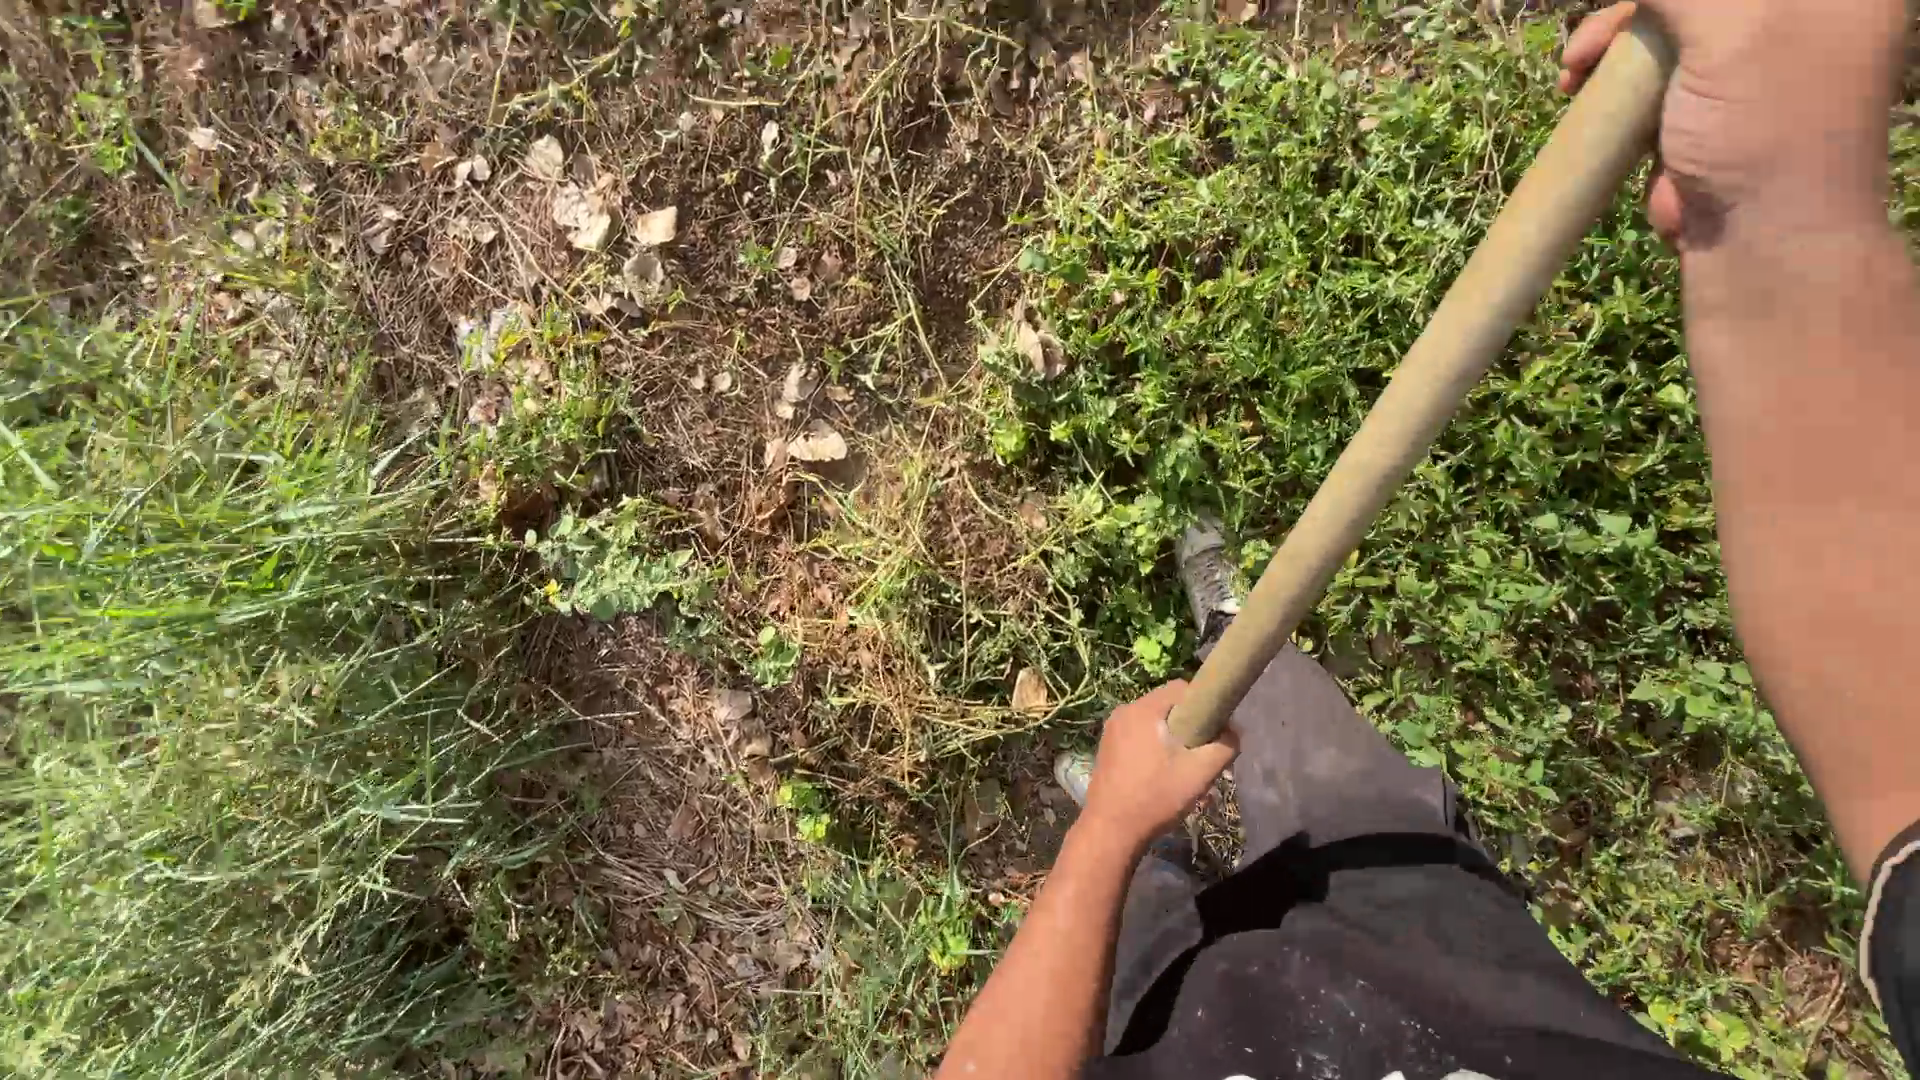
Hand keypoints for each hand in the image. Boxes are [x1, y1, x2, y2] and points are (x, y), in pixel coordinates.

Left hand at [1079, 681, 1238, 849]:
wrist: (1111, 829)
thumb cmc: (1156, 797)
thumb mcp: (1200, 773)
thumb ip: (1224, 747)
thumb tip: (1233, 731)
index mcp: (1143, 709)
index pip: (1181, 688)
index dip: (1204, 703)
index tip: (1215, 729)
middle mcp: (1124, 711)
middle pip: (1167, 705)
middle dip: (1189, 724)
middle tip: (1201, 754)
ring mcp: (1112, 729)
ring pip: (1153, 722)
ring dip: (1172, 739)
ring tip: (1184, 769)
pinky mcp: (1107, 746)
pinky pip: (1139, 735)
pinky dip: (1155, 747)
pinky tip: (1162, 775)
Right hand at [1558, 0, 1903, 246]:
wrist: (1754, 223)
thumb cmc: (1762, 119)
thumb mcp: (1735, 28)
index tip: (1624, 10)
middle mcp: (1795, 14)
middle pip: (1694, 0)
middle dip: (1629, 15)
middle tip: (1583, 47)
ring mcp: (1743, 61)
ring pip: (1666, 30)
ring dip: (1611, 45)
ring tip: (1571, 74)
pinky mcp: (1701, 104)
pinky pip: (1651, 74)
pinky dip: (1613, 80)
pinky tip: (1582, 92)